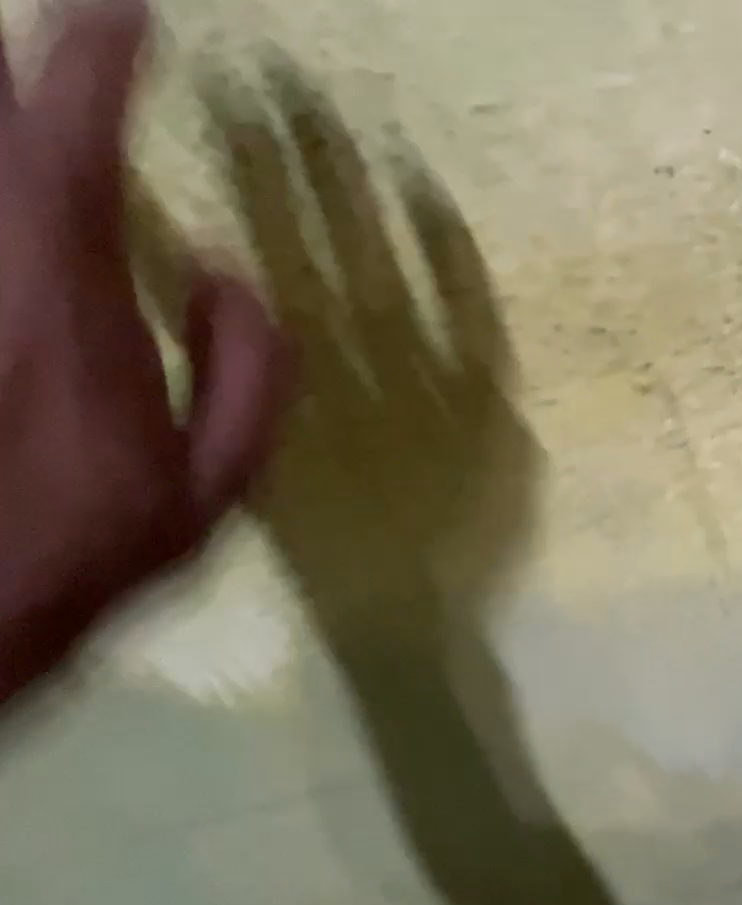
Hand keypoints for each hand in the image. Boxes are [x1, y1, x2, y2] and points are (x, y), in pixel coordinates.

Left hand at [0, 0, 289, 700]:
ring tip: (26, 96)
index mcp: (63, 315)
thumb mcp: (219, 483)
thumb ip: (250, 375)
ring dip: (0, 131)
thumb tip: (226, 276)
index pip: (63, 152)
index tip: (125, 10)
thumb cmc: (88, 547)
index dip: (92, 67)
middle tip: (57, 26)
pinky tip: (21, 200)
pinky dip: (0, 199)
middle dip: (9, 73)